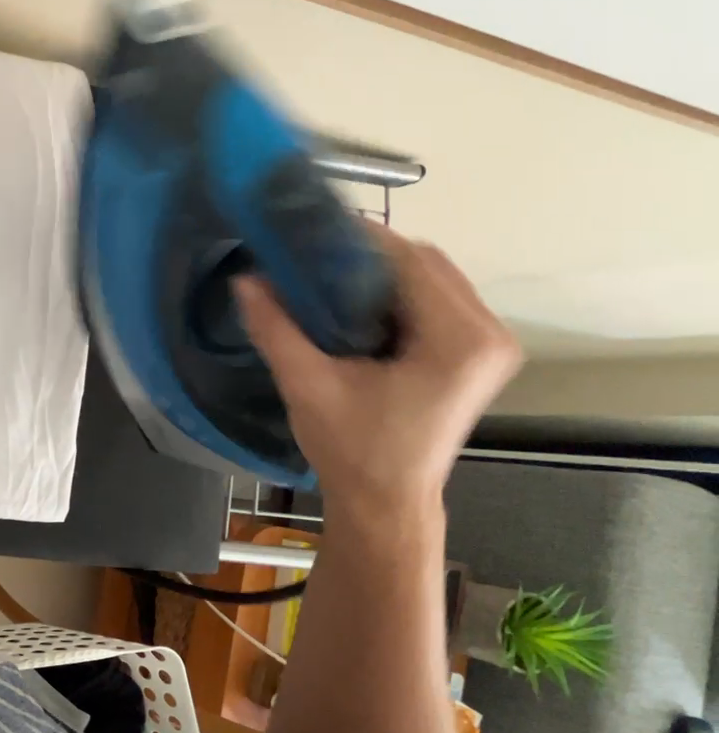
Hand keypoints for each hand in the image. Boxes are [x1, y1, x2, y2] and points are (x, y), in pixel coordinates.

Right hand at [234, 230, 520, 517]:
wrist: (384, 502)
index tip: (309, 230)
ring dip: (381, 272)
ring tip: (324, 273)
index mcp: (459, 338)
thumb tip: (244, 280)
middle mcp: (487, 334)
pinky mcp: (472, 356)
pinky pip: (434, 302)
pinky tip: (350, 302)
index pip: (412, 262)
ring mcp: (485, 345)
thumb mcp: (307, 384)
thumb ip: (276, 328)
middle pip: (428, 264)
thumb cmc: (351, 449)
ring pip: (432, 280)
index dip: (360, 239)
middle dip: (369, 253)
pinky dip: (394, 293)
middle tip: (310, 253)